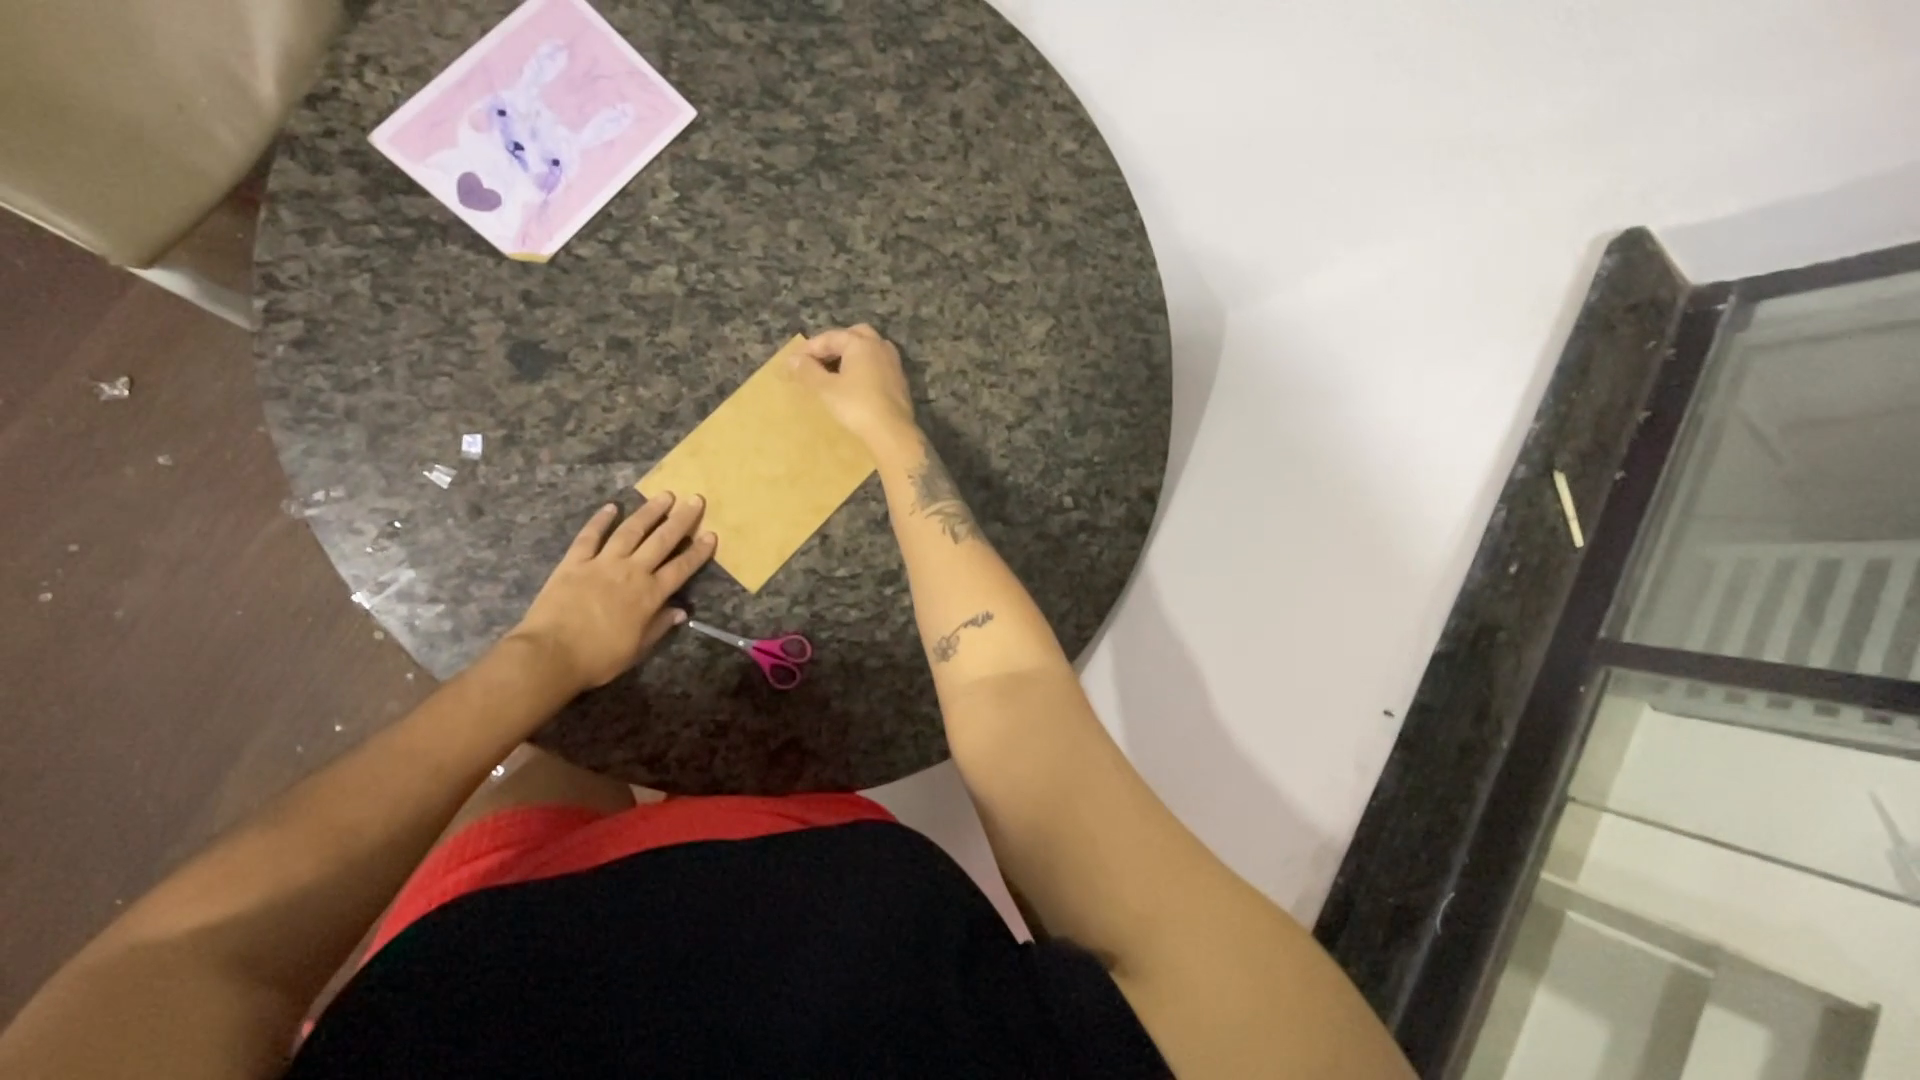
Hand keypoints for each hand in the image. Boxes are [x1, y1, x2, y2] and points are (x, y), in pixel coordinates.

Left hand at [505, 494, 715, 692]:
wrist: (551, 654)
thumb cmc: (598, 658)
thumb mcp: (637, 649)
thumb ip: (659, 626)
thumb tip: (680, 611)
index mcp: (650, 595)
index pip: (681, 568)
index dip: (698, 551)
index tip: (711, 534)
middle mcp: (631, 572)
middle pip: (661, 540)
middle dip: (681, 520)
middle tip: (695, 500)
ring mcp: (602, 563)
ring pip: (630, 531)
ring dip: (649, 512)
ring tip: (664, 496)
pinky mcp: (574, 562)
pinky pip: (589, 536)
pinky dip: (600, 520)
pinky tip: (611, 507)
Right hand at [791, 324, 915, 444]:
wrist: (892, 431)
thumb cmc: (856, 405)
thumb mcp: (826, 388)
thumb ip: (808, 371)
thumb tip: (792, 360)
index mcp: (861, 343)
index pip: (830, 337)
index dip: (810, 348)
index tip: (794, 362)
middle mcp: (880, 346)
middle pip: (854, 335)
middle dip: (834, 344)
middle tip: (817, 359)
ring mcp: (893, 363)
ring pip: (868, 349)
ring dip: (850, 355)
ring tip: (833, 370)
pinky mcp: (899, 380)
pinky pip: (877, 365)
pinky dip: (862, 367)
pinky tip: (854, 383)